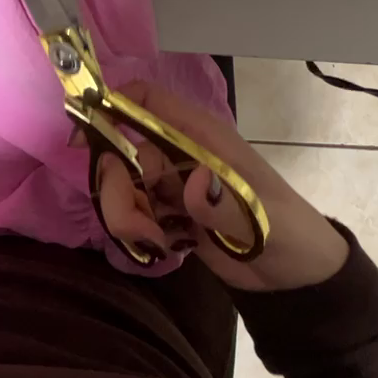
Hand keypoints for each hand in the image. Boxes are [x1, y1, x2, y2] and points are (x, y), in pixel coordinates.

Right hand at [94, 82, 349, 291]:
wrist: (295, 276)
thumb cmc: (287, 233)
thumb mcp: (262, 220)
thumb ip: (224, 204)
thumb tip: (193, 182)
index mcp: (202, 138)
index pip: (146, 101)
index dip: (109, 109)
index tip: (82, 142)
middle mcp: (180, 155)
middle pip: (121, 154)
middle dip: (118, 190)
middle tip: (140, 225)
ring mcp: (171, 186)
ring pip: (123, 189)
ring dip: (129, 218)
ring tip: (161, 242)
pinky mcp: (168, 216)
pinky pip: (133, 215)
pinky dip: (139, 234)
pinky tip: (167, 248)